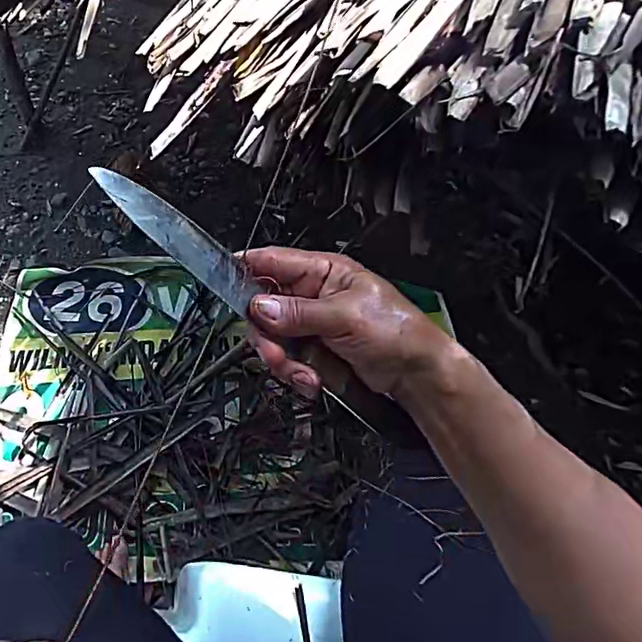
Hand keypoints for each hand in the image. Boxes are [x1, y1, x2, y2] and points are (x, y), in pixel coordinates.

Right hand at [241, 247, 454, 400]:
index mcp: (323, 271)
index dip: (246, 269)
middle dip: (267, 335)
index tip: (224, 281)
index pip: (272, 261)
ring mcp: (311, 323)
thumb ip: (299, 312)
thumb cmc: (397, 330)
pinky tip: (312, 380)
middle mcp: (312, 294)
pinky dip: (294, 373)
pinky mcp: (313, 350)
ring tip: (304, 373)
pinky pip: (287, 359)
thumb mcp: (345, 316)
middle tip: (277, 353)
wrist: (417, 373)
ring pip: (272, 338)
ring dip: (283, 360)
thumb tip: (260, 305)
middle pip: (264, 307)